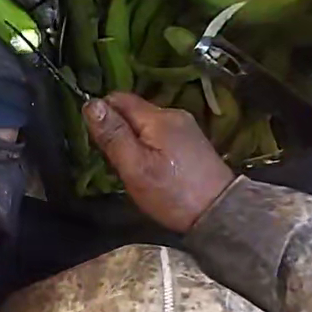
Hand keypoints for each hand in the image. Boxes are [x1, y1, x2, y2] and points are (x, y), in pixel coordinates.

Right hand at [84, 93, 234, 231]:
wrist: (220, 213)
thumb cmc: (172, 193)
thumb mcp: (135, 167)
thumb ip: (113, 135)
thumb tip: (91, 104)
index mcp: (157, 117)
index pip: (117, 98)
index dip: (102, 115)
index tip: (99, 142)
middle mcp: (173, 114)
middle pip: (132, 110)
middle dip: (117, 130)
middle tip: (115, 161)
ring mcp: (185, 127)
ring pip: (145, 123)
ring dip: (133, 139)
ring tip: (133, 167)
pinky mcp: (191, 141)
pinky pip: (159, 133)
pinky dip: (149, 145)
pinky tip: (151, 167)